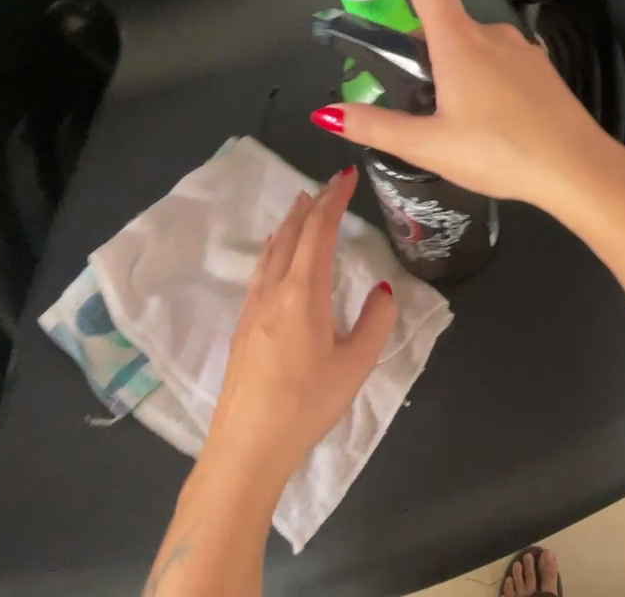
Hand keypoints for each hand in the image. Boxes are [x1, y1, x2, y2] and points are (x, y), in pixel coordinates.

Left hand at [200, 167, 397, 488]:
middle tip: (330, 184)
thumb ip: (376, 321)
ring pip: (271, 251)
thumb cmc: (307, 404)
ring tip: (302, 206)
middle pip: (292, 234)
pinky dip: (275, 247)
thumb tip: (381, 290)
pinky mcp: (243, 327)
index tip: (347, 176)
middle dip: (313, 204)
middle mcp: (274, 291)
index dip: (334, 200)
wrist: (246, 448)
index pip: (319, 231)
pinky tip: (277, 256)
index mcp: (304, 293)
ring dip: (290, 223)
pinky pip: (261, 270)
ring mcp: (253, 308)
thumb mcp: (357, 364)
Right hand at [311, 0, 624, 211]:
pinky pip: (500, 62)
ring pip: (474, 45)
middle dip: (420, 42)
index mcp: (460, 43)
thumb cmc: (500, 152)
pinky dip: (480, 76)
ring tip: (444, 113)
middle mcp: (492, 35)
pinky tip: (484, 118)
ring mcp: (522, 50)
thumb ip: (377, 127)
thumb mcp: (430, 146)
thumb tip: (327, 113)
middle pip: (445, 22)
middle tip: (404, 83)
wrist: (578, 167)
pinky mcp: (542, 70)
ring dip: (452, 64)